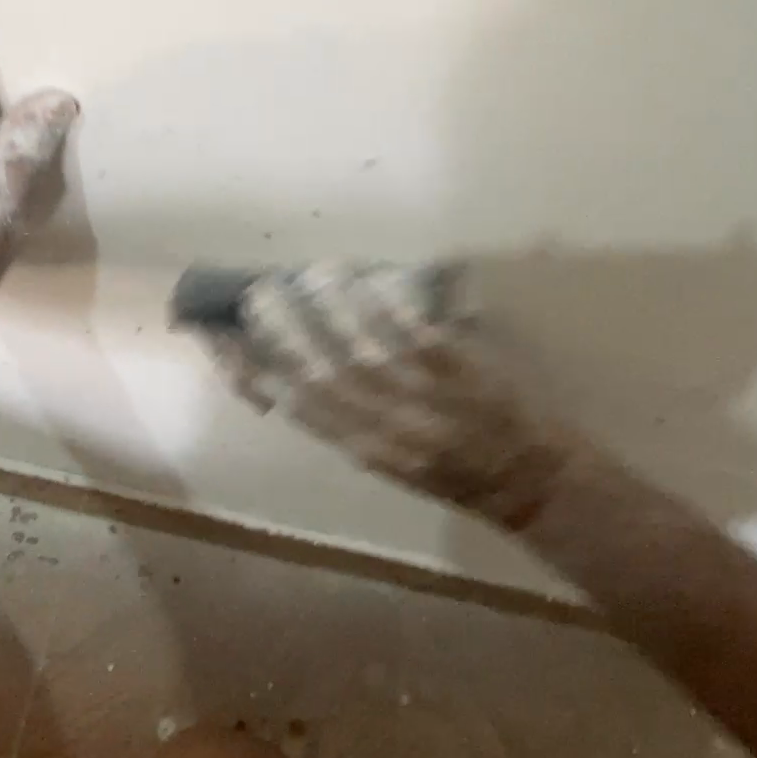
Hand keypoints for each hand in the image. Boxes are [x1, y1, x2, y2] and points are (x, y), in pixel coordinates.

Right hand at [200, 261, 566, 526]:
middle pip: (318, 376)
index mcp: (361, 450)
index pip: (295, 407)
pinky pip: (414, 337)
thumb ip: (349, 420)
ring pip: (360, 353)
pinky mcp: (461, 376)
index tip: (224, 338)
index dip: (253, 371)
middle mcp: (383, 431)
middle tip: (260, 294)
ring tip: (309, 274)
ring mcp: (423, 403)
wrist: (531, 483)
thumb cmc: (457, 471)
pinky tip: (367, 280)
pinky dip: (385, 307)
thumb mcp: (390, 458)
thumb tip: (303, 371)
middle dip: (282, 333)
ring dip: (328, 310)